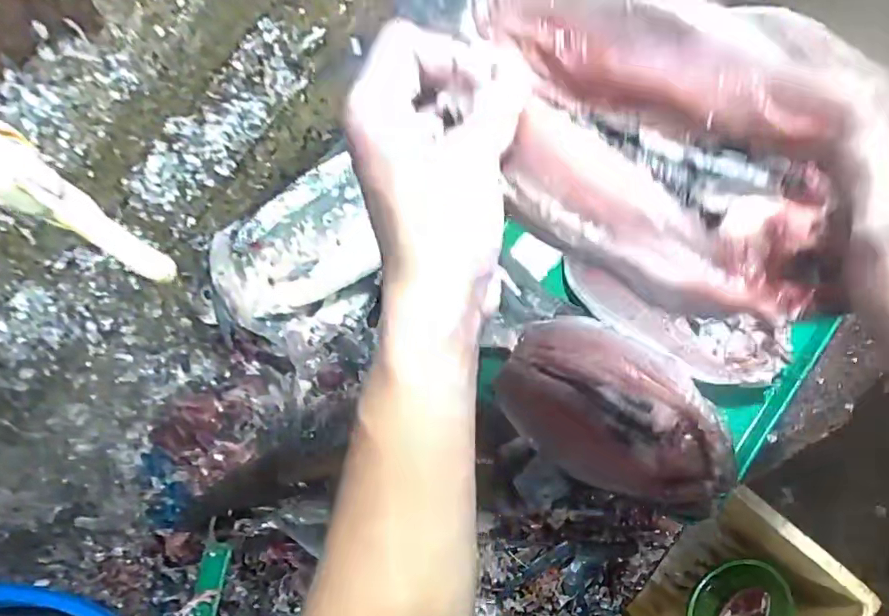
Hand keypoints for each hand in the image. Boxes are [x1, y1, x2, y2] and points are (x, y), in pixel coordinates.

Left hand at [344, 21, 529, 345]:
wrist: (441, 299)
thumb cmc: (445, 231)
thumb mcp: (472, 160)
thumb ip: (494, 108)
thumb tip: (515, 76)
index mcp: (373, 109)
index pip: (408, 44)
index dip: (455, 56)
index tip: (495, 84)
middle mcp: (381, 128)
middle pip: (426, 76)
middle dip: (471, 85)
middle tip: (509, 106)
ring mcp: (404, 161)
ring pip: (443, 113)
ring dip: (479, 117)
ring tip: (511, 133)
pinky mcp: (427, 189)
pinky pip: (451, 148)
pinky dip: (477, 146)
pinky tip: (503, 159)